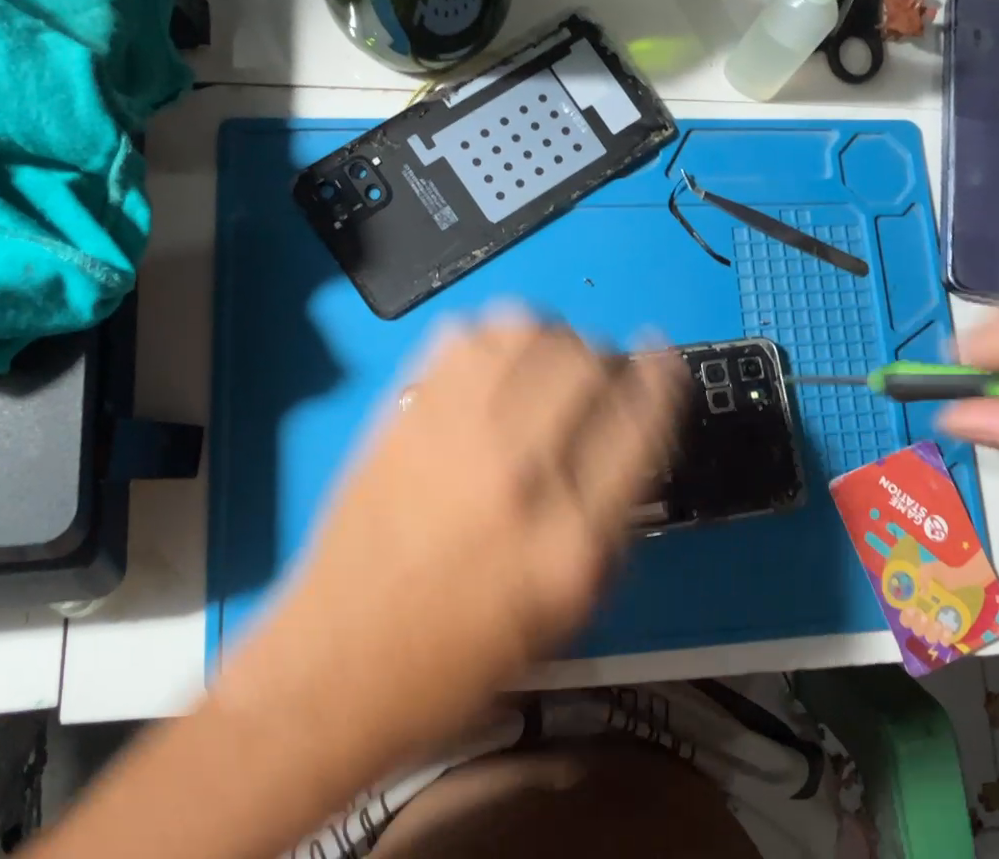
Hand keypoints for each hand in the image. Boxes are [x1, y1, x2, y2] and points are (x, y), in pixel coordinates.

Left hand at [228, 307, 686, 767]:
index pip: (640, 420)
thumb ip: (609, 531)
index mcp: (571, 538)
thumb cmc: (458, 662)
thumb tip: (628, 452)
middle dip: (605, 358)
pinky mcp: (402, 418)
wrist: (336, 667)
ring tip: (547, 364)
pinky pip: (460, 337)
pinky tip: (494, 365)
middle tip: (598, 377)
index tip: (661, 362)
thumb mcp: (564, 620)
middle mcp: (517, 472)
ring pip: (524, 331)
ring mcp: (453, 435)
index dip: (661, 378)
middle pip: (585, 361)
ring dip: (550, 337)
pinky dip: (490, 336)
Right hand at [896, 555, 994, 647]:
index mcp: (916, 604)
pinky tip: (947, 629)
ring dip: (931, 633)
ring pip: (929, 637)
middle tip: (925, 617)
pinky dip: (944, 638)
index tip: (912, 609)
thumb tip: (922, 589)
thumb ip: (925, 574)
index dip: (906, 616)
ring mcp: (938, 625)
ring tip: (938, 624)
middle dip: (918, 625)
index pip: (905, 617)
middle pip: (915, 629)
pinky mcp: (951, 630)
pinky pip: (945, 640)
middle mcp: (924, 617)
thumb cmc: (944, 574)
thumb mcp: (933, 569)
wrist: (965, 579)